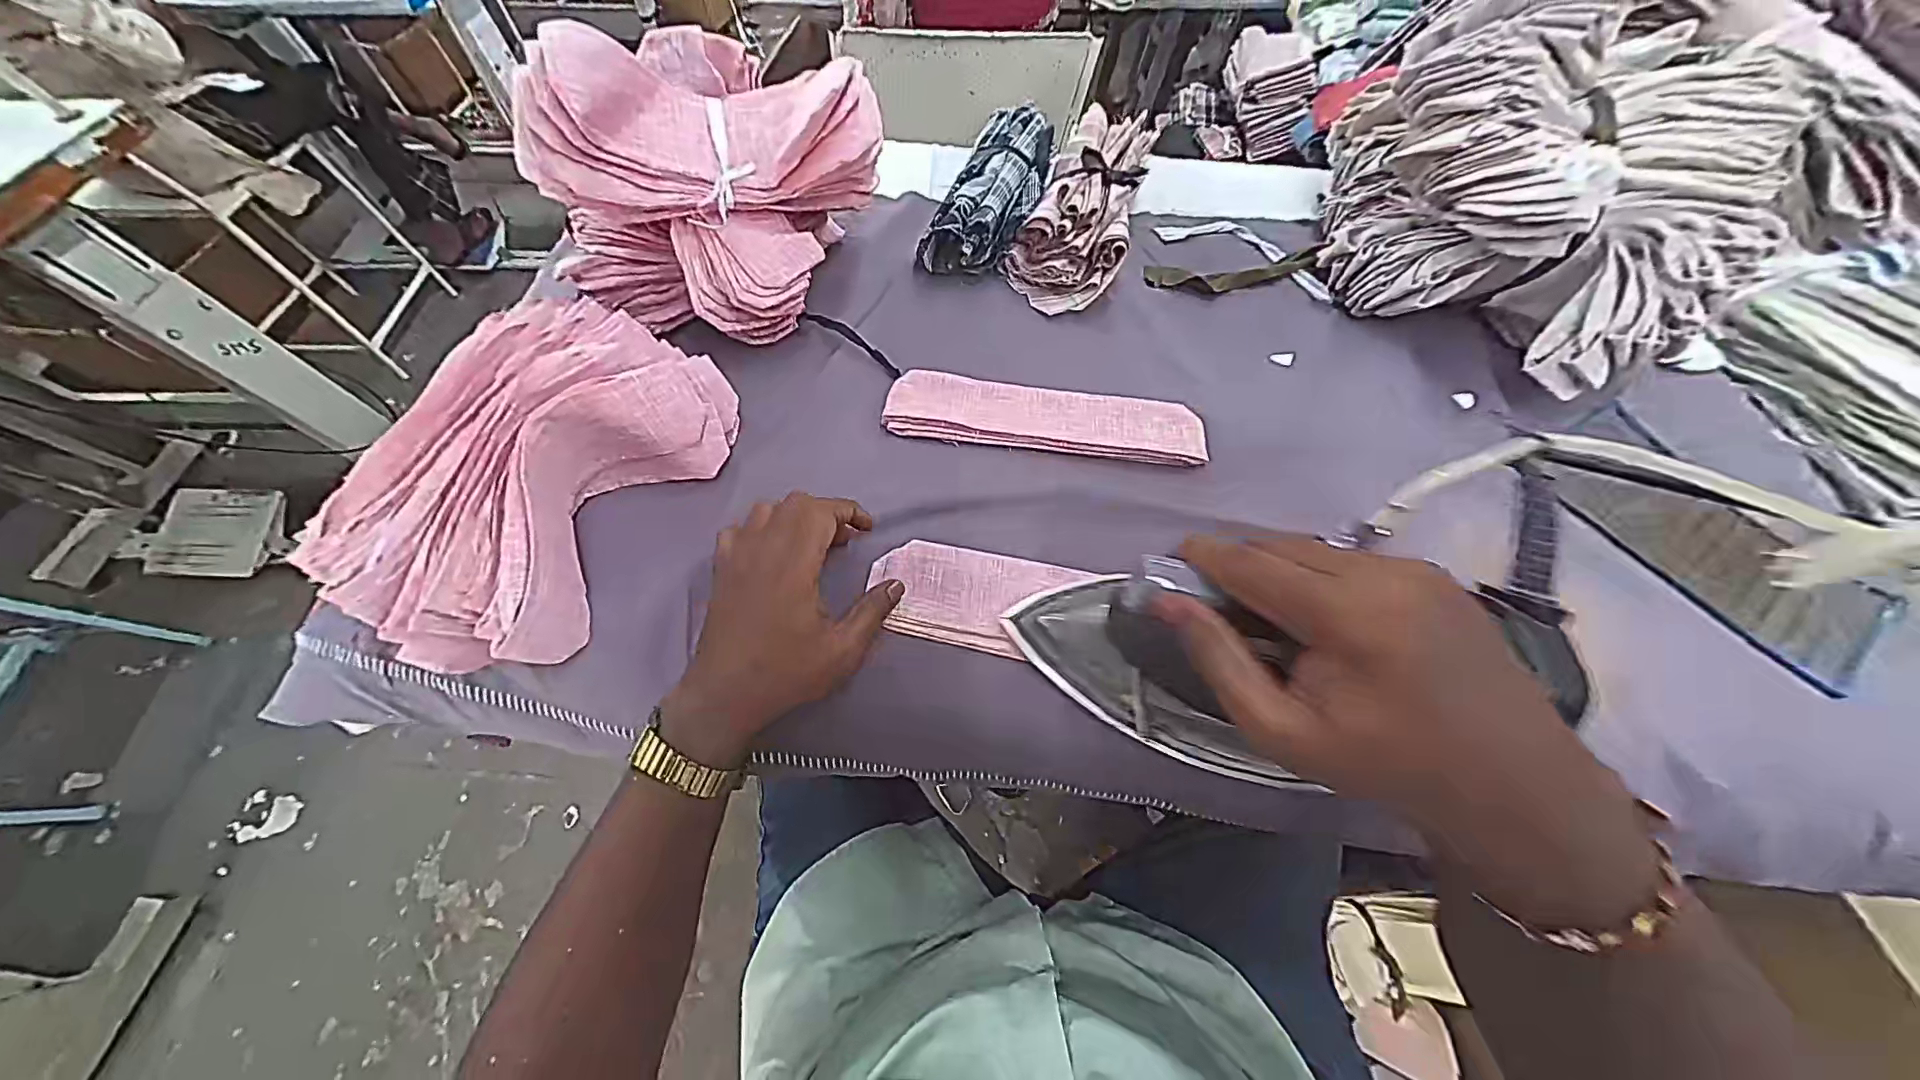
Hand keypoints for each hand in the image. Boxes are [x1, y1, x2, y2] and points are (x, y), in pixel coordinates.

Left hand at [659, 494, 901, 768]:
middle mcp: (762, 551)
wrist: (724, 695)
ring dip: (795, 517)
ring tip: (812, 545)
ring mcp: (735, 558)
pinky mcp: (720, 571)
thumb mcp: (842, 651)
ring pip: (766, 510)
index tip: (867, 530)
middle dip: (826, 513)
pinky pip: (740, 529)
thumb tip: (895, 584)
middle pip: (795, 504)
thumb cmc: (785, 673)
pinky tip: (772, 554)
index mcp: (793, 565)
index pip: (820, 512)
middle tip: (845, 542)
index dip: (848, 512)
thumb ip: (872, 612)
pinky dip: (762, 529)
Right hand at [1164, 533, 1659, 929]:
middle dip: (1238, 562)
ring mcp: (1417, 569)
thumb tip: (1170, 604)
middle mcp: (1385, 574)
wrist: (1513, 784)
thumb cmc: (1385, 765)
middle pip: (1282, 545)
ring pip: (1315, 549)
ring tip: (1266, 616)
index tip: (1172, 561)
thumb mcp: (1281, 731)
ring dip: (1276, 569)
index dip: (1204, 557)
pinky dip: (1315, 576)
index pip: (1253, 563)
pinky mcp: (1434, 575)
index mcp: (1349, 614)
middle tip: (1213, 600)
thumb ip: (1219, 660)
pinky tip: (1318, 620)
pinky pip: (1349, 560)